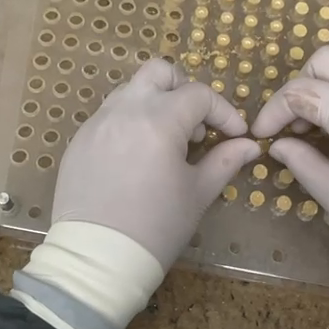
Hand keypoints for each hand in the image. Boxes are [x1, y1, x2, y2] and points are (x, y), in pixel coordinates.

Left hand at [51, 57, 261, 263]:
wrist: (97, 257)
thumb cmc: (156, 226)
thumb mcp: (197, 193)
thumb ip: (224, 160)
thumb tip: (248, 145)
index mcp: (159, 120)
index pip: (199, 95)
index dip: (224, 112)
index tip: (235, 135)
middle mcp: (125, 109)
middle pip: (159, 71)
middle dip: (183, 88)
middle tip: (195, 123)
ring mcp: (97, 122)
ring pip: (131, 89)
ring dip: (154, 102)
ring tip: (166, 140)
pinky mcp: (79, 140)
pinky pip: (109, 115)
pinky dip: (130, 122)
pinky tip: (138, 156)